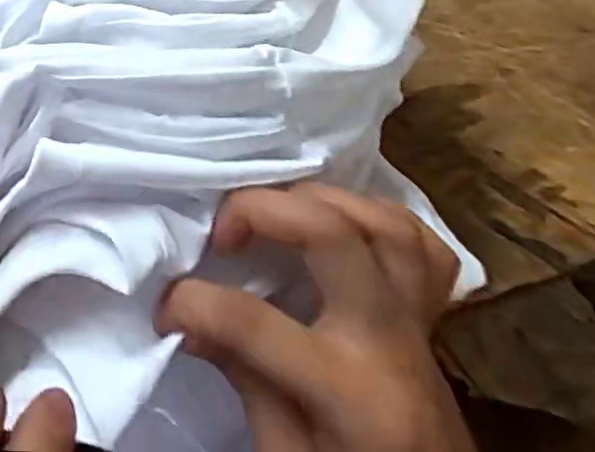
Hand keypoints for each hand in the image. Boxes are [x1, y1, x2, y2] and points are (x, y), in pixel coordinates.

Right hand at [156, 183, 474, 451]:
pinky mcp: (429, 320)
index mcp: (351, 392)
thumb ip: (242, 378)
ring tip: (276, 216)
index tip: (164, 310)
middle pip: (332, 232)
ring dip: (320, 202)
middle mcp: (389, 342)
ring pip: (385, 223)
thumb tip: (187, 323)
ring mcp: (419, 325)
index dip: (190, 303)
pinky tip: (335, 225)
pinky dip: (376, 220)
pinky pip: (422, 247)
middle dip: (259, 209)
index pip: (251, 321)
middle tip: (222, 234)